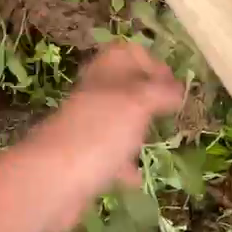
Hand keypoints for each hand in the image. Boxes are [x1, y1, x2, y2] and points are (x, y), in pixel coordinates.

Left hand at [16, 43, 182, 231]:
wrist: (54, 180)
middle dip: (147, 98)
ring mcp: (86, 127)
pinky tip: (135, 179)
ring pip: (115, 121)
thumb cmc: (99, 133)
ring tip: (157, 142)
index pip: (125, 52)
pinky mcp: (83, 160)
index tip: (174, 84)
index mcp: (104, 73)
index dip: (150, 62)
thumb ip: (158, 92)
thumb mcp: (136, 103)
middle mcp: (93, 96)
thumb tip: (176, 87)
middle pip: (122, 86)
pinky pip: (109, 156)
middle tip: (171, 112)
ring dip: (135, 130)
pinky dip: (123, 165)